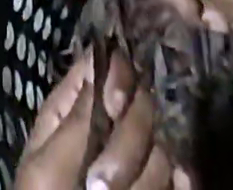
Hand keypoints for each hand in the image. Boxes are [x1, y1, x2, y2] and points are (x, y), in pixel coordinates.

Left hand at [15, 48, 180, 189]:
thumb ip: (80, 118)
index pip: (103, 67)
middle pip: (139, 105)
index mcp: (71, 113)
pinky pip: (184, 176)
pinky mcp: (161, 187)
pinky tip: (174, 189)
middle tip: (99, 185)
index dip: (116, 75)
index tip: (116, 103)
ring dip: (141, 181)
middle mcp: (108, 129)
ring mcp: (137, 162)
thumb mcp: (48, 171)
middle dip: (125, 147)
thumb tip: (103, 54)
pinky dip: (179, 185)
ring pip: (161, 148)